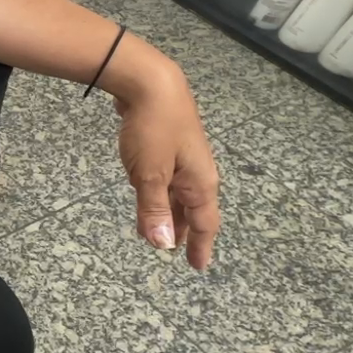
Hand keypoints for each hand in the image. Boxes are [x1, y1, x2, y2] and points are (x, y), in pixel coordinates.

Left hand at [107, 47, 220, 270]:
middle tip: (178, 253)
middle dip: (185, 232)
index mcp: (199, 183)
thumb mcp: (149, 175)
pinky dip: (159, 194)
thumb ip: (154, 210)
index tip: (197, 268)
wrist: (150, 84)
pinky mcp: (166, 148)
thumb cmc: (152, 129)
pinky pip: (165, 180)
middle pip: (192, 211)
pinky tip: (148, 197)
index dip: (200, 247)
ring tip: (161, 232)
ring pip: (177, 195)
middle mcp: (196, 173)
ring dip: (170, 214)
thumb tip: (163, 245)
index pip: (204, 224)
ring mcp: (182, 159)